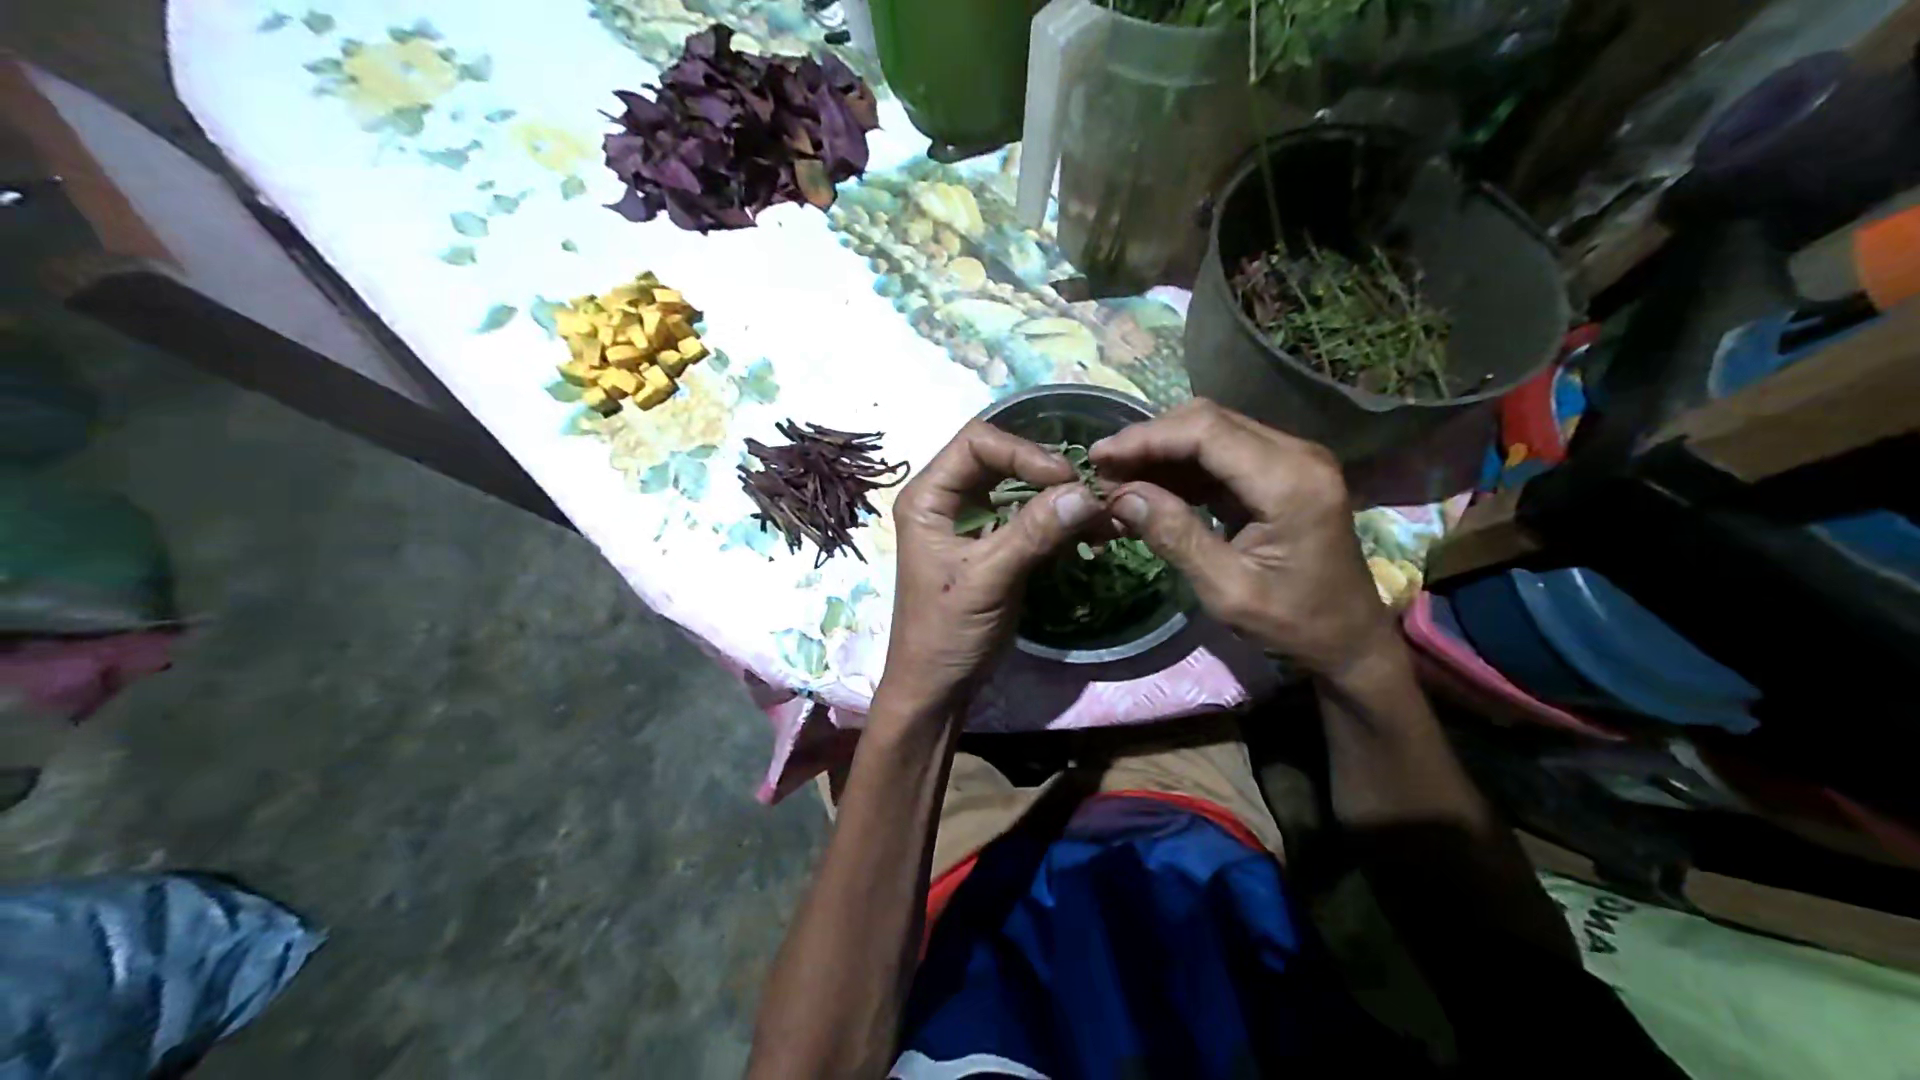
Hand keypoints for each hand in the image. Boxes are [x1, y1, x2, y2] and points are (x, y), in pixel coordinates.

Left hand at [878, 421, 1102, 715]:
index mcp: (929, 498)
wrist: (939, 687)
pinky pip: (1031, 518)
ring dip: (1059, 497)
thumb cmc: (946, 632)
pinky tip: (1092, 532)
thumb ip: (1033, 533)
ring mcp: (973, 523)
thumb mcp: (987, 579)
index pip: (976, 443)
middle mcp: (948, 501)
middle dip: (1045, 472)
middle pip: (1001, 459)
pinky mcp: (995, 546)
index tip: (1064, 477)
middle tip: (1086, 493)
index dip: (1022, 452)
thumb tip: (1086, 492)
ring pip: (1020, 488)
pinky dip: (1060, 521)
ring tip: (1099, 514)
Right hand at [1090, 399, 1393, 679]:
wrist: (1349, 638)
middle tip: (1103, 472)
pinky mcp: (1282, 471)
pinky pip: (1222, 453)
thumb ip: (1175, 536)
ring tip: (1118, 482)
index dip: (1146, 438)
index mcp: (1290, 481)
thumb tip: (1120, 496)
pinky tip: (1150, 488)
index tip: (1098, 457)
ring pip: (1211, 431)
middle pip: (1207, 420)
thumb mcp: (1228, 590)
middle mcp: (1296, 454)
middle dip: (1149, 441)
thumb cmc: (1294, 622)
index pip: (1206, 431)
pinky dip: (1181, 467)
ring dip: (1161, 452)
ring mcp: (1292, 459)